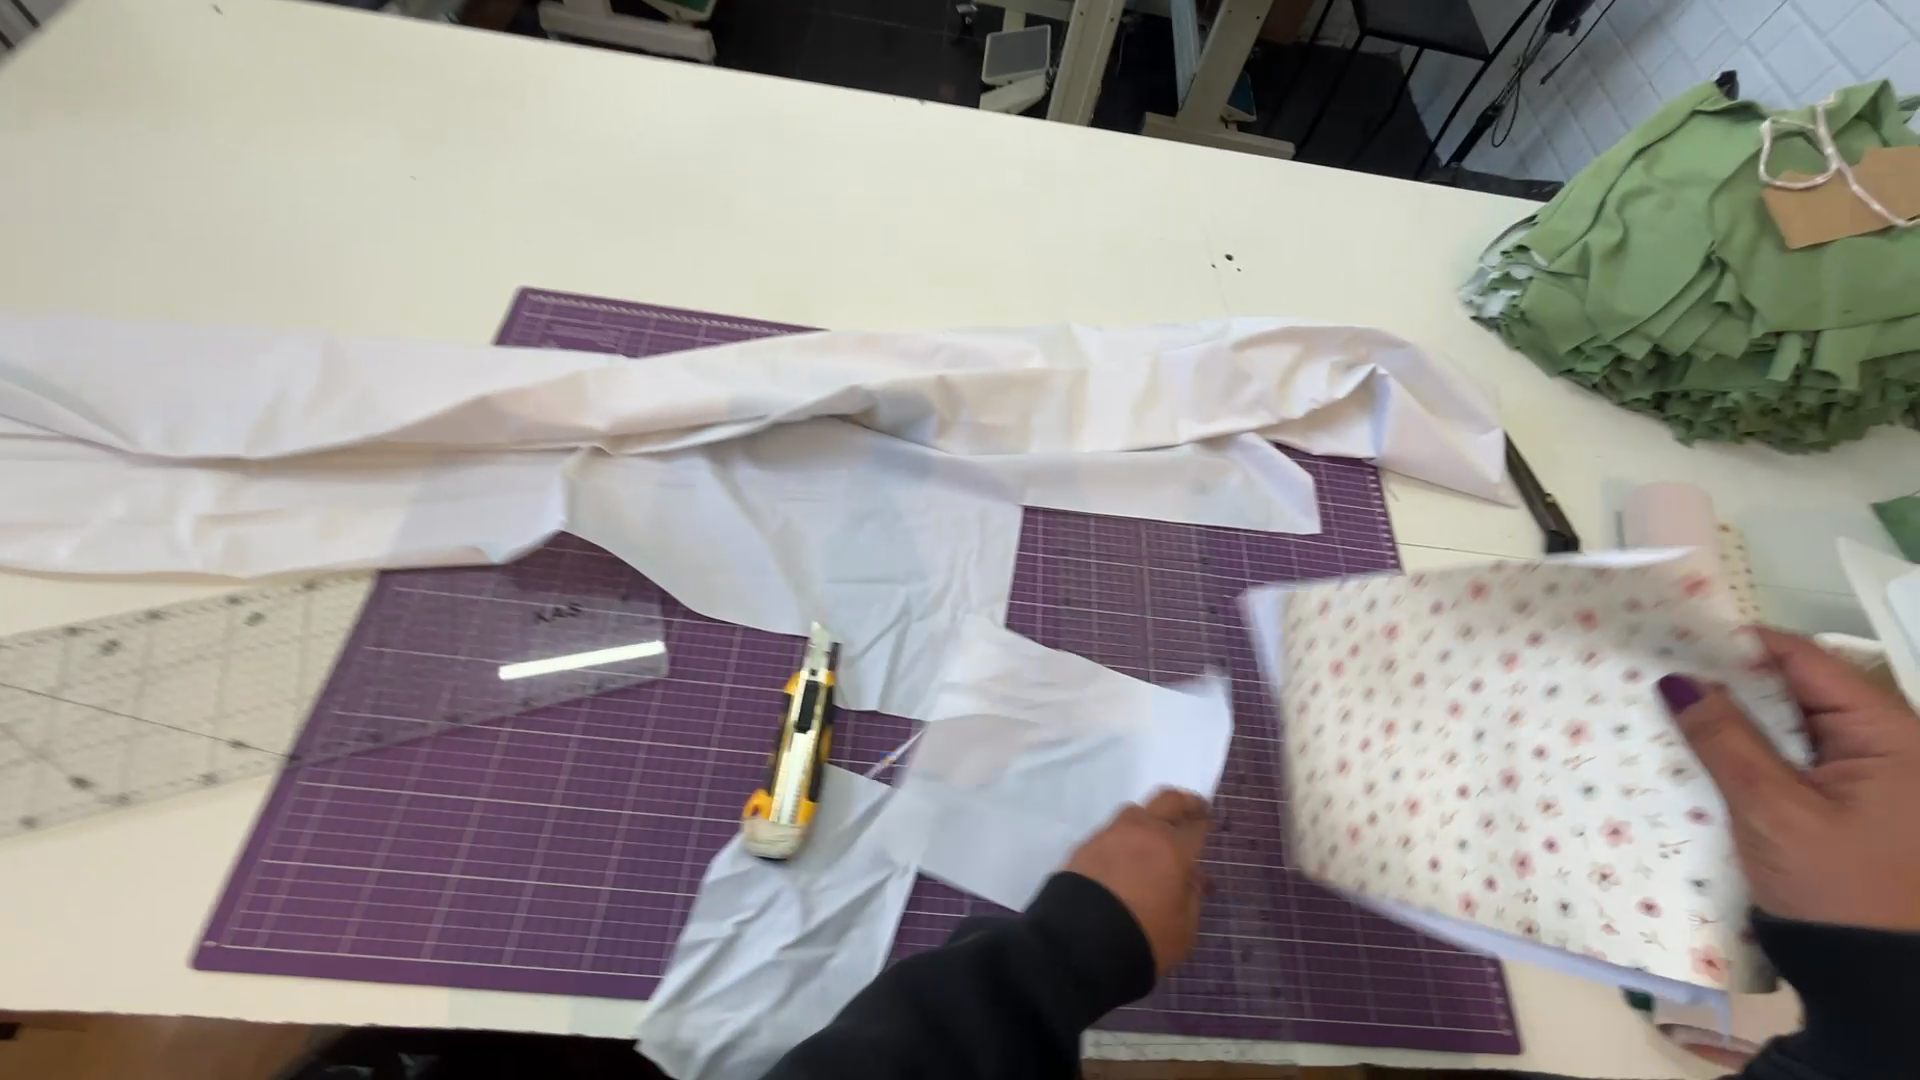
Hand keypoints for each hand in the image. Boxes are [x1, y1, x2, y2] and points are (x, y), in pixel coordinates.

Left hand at [1064, 789, 1212, 973]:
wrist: (1082, 941)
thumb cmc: (1145, 937)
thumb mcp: (1184, 928)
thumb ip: (1192, 896)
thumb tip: (1192, 877)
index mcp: (1172, 848)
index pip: (1196, 825)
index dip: (1205, 823)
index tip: (1208, 822)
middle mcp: (1142, 831)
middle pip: (1167, 800)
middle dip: (1184, 802)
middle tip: (1192, 810)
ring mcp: (1111, 833)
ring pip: (1135, 812)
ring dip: (1149, 819)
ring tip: (1154, 839)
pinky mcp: (1086, 844)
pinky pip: (1112, 832)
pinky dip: (1124, 839)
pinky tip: (1125, 857)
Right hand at [1660, 627, 1919, 930]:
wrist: (1881, 976)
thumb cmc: (1838, 886)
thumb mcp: (1771, 808)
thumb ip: (1724, 738)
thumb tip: (1678, 679)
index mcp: (1895, 738)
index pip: (1808, 661)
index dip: (1739, 643)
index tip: (1670, 635)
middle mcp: (1894, 745)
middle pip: (1799, 687)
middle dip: (1729, 678)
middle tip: (1656, 670)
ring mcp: (1875, 774)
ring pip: (1792, 720)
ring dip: (1734, 713)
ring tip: (1668, 704)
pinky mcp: (1852, 799)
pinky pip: (1794, 752)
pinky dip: (1748, 744)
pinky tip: (1700, 746)